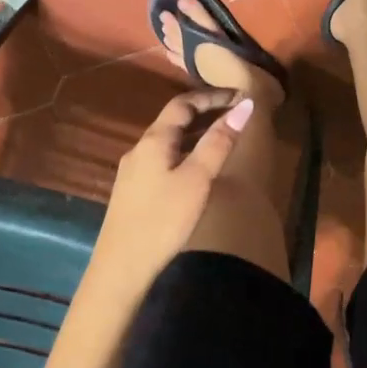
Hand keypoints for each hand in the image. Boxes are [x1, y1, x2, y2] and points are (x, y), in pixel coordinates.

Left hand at [89, 90, 255, 285]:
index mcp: (153, 140)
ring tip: (224, 139)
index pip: (183, 104)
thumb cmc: (163, 220)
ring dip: (196, 134)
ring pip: (169, 142)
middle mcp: (140, 150)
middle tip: (237, 116)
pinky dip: (186, 153)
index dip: (212, 97)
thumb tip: (245, 106)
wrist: (121, 270)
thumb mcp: (198, 178)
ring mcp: (133, 172)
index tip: (239, 97)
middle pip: (174, 120)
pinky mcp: (133, 192)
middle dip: (206, 113)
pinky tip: (199, 170)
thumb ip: (220, 141)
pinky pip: (164, 159)